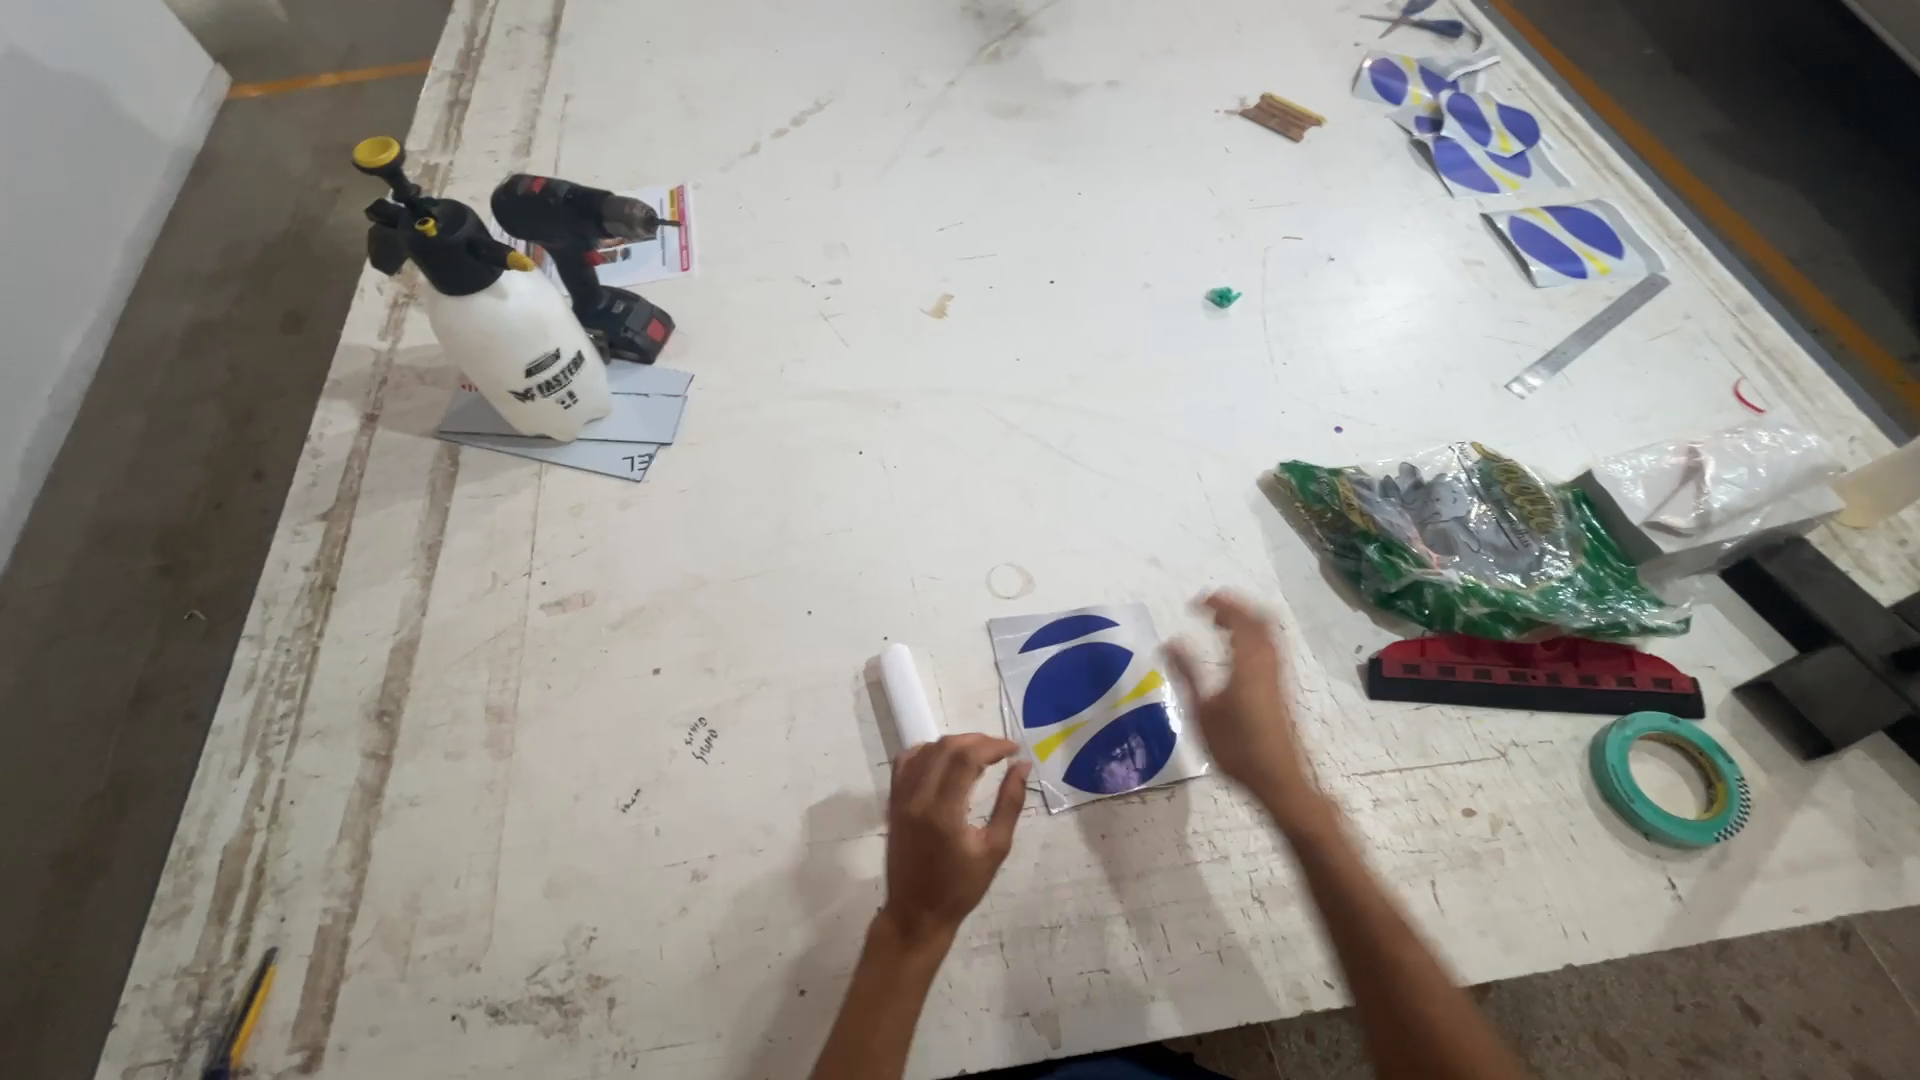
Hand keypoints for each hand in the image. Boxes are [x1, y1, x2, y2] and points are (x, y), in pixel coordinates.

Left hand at [880, 735, 1031, 945]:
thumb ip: (1009, 803)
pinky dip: (928, 751)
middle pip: (947, 747)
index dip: (993, 746)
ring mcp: (901, 797)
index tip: (1014, 750)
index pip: (967, 758)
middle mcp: (918, 798)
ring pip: (927, 749)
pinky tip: (945, 760)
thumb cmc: (960, 887)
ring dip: (955, 744)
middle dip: (978, 741)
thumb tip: (1022, 767)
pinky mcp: (893, 801)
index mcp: (944, 812)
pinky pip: (907, 761)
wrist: (916, 913)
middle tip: (1001, 751)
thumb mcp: (995, 849)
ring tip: (980, 754)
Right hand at [1166, 591, 1324, 821]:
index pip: (1239, 621)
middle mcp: (1268, 663)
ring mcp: (1278, 675)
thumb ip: (1187, 673)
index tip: (1196, 602)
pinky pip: (1270, 646)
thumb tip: (1169, 642)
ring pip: (1268, 633)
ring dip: (1246, 620)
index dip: (1219, 604)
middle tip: (1209, 606)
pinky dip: (1253, 635)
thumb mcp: (1202, 712)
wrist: (1279, 778)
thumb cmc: (1237, 748)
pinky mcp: (1280, 686)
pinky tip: (1235, 650)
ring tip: (1220, 622)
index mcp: (1248, 665)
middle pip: (1260, 620)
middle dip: (1236, 606)